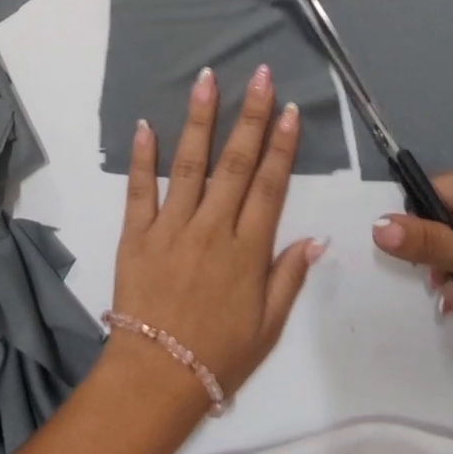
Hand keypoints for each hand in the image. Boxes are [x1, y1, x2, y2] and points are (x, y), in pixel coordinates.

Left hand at [113, 65, 325, 400]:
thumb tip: (316, 237)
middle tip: (258, 75)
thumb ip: (289, 277)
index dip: (281, 146)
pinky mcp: (137, 234)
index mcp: (247, 249)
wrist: (156, 378)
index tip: (289, 110)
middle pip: (236, 163)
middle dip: (250, 116)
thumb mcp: (268, 326)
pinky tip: (145, 124)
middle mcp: (212, 228)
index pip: (270, 186)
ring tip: (207, 80)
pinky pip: (140, 190)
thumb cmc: (218, 355)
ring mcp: (171, 227)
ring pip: (190, 164)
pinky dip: (142, 157)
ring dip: (200, 120)